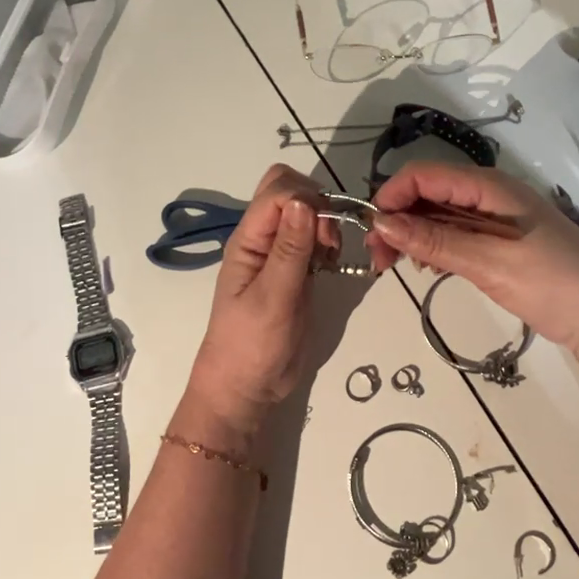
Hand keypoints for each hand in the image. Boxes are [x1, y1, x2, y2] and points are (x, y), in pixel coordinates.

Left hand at [184, 165, 337, 442]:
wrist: (246, 388)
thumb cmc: (252, 346)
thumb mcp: (272, 298)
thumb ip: (290, 250)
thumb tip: (303, 201)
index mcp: (248, 240)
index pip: (277, 191)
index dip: (307, 200)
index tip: (325, 235)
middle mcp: (262, 240)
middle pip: (288, 191)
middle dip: (317, 204)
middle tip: (329, 243)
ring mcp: (279, 254)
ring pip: (303, 212)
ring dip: (325, 223)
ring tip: (331, 258)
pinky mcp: (295, 271)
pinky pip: (312, 238)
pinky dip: (327, 242)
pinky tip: (331, 266)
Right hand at [366, 162, 578, 354]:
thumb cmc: (556, 284)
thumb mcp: (490, 262)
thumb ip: (436, 241)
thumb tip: (382, 222)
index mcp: (490, 186)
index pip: (424, 175)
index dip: (392, 196)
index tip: (372, 235)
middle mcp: (489, 195)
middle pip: (427, 194)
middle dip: (396, 219)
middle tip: (378, 261)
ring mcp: (495, 220)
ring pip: (437, 215)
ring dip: (411, 235)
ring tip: (395, 268)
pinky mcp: (499, 245)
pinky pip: (454, 235)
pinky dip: (433, 248)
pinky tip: (424, 268)